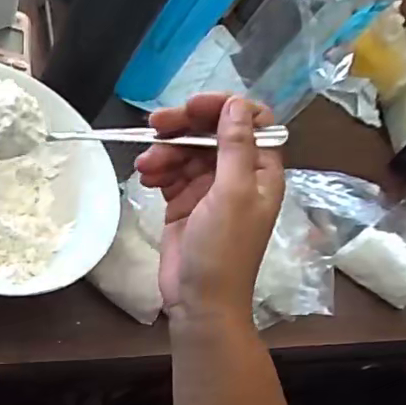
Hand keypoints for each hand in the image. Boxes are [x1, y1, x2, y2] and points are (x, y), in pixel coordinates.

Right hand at [134, 94, 285, 326]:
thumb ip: (235, 147)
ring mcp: (208, 191)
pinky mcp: (183, 206)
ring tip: (146, 167)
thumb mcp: (232, 194)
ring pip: (186, 154)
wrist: (200, 300)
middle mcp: (236, 176)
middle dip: (184, 128)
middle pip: (211, 134)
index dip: (222, 108)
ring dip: (164, 153)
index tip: (191, 106)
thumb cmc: (223, 251)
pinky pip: (170, 176)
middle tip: (155, 126)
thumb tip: (236, 104)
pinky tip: (146, 177)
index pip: (248, 122)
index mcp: (259, 171)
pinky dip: (158, 172)